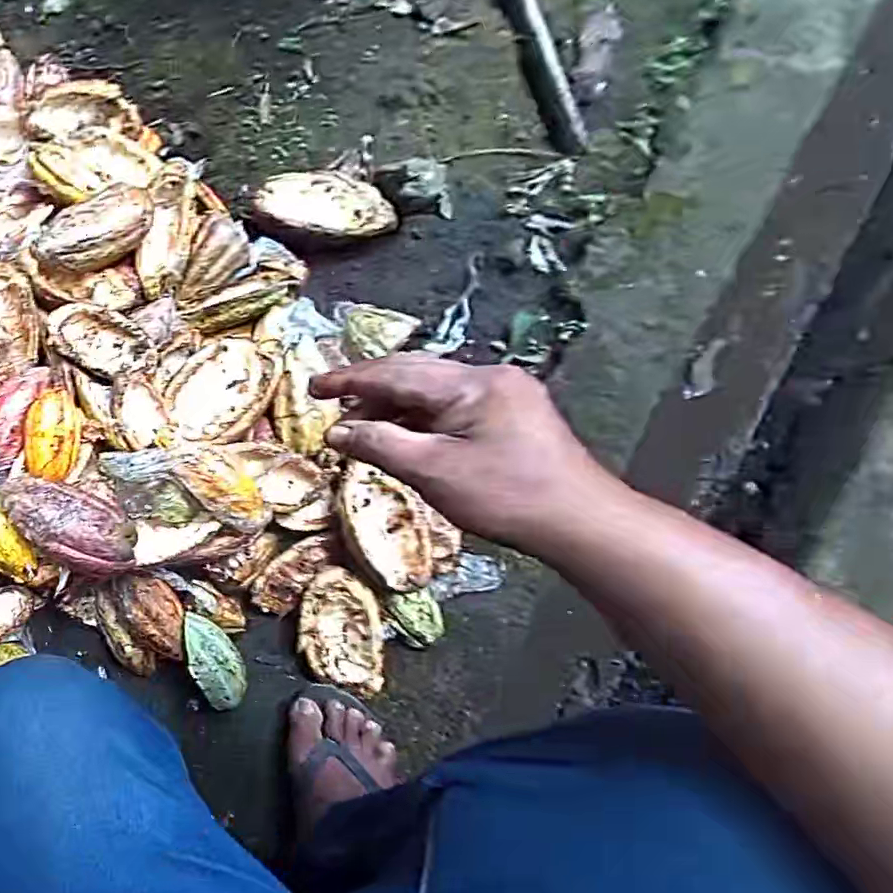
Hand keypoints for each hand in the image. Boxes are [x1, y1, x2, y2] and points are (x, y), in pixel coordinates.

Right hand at [315, 356, 625, 550]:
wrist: (579, 521)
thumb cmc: (504, 495)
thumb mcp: (431, 471)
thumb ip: (378, 444)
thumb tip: (336, 431)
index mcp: (472, 385)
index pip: (395, 375)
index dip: (349, 381)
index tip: (313, 387)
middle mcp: (488, 378)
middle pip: (412, 371)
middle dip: (366, 385)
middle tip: (328, 399)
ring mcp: (502, 393)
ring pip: (428, 386)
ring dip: (388, 401)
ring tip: (356, 422)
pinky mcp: (508, 412)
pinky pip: (445, 401)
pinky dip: (412, 413)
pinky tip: (395, 430)